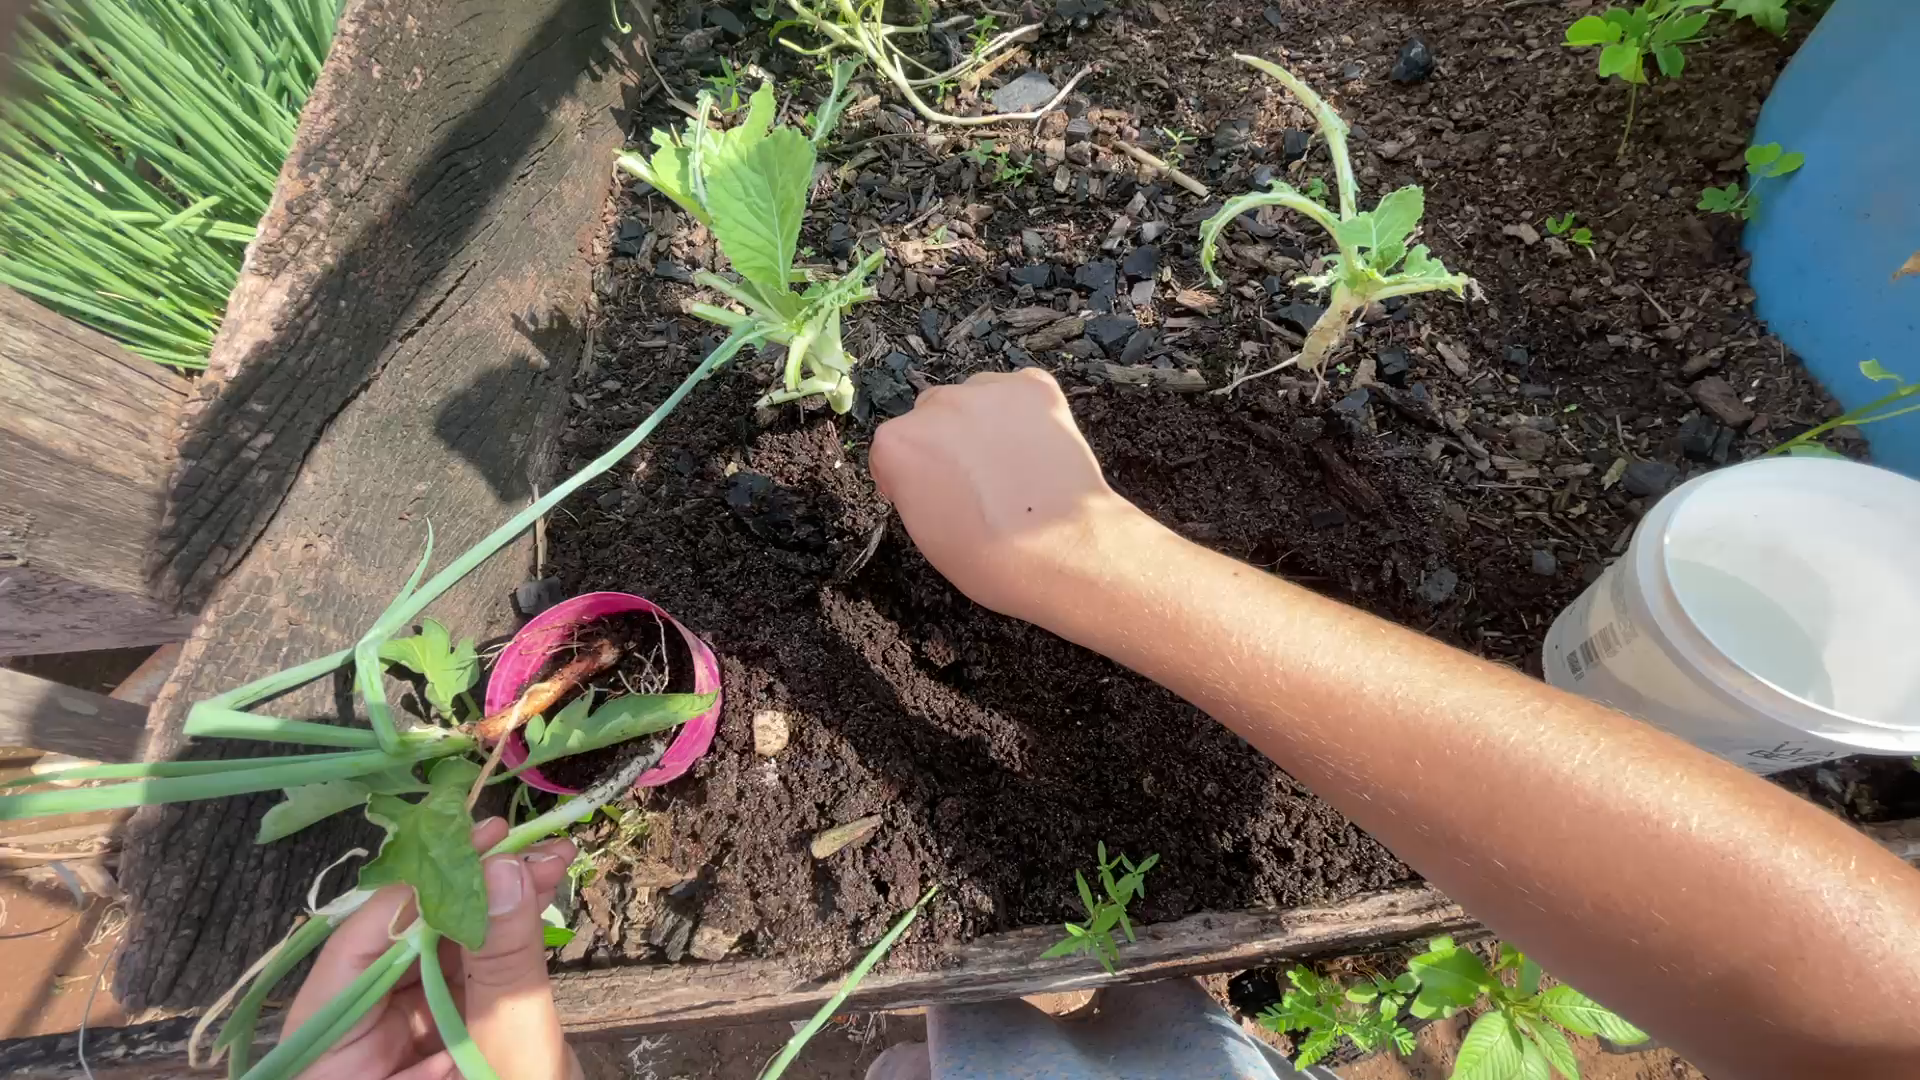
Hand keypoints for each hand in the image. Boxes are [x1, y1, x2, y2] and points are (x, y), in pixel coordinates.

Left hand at [285, 819, 581, 1079]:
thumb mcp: (510, 1051)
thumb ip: (503, 962)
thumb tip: (506, 866)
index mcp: (329, 1072)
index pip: (349, 963)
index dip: (412, 894)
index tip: (477, 841)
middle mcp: (347, 1052)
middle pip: (394, 948)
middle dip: (466, 887)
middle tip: (523, 841)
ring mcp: (394, 1041)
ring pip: (435, 948)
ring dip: (495, 896)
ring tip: (551, 857)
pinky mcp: (437, 1029)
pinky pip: (463, 964)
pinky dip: (504, 924)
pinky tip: (542, 887)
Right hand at [870, 369, 1161, 631]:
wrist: (1058, 550)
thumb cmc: (989, 556)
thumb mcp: (923, 530)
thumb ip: (914, 485)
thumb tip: (929, 472)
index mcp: (898, 442)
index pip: (893, 447)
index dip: (909, 474)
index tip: (928, 492)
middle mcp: (937, 404)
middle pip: (931, 415)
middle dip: (946, 443)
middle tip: (973, 481)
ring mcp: (988, 391)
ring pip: (974, 399)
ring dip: (983, 423)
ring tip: (1009, 466)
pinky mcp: (1034, 387)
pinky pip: (1019, 392)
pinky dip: (1024, 414)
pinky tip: (1033, 450)